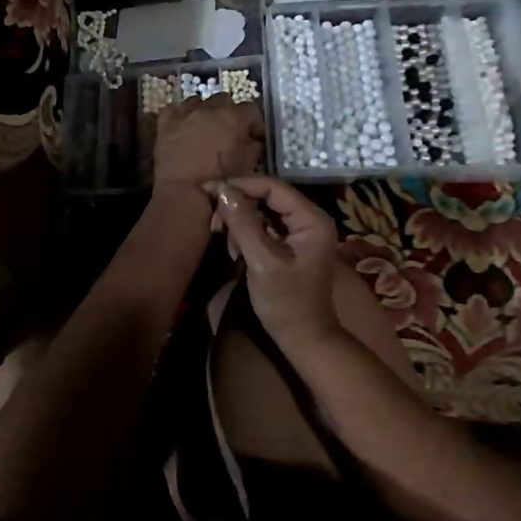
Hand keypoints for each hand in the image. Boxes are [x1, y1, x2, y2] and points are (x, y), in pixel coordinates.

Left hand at [153, 95, 263, 189]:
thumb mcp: (248, 164)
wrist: (183, 191)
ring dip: (203, 111)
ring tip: (204, 128)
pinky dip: (179, 116)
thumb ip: (254, 146)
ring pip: (197, 101)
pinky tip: (181, 126)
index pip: (251, 110)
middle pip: (224, 100)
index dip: (254, 123)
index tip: (254, 136)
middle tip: (227, 131)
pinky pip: (173, 110)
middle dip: (228, 113)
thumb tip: (253, 139)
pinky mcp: (165, 122)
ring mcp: (185, 113)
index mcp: (233, 117)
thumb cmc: (220, 179)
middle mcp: (209, 108)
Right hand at [208, 175, 344, 350]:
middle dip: (237, 202)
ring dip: (238, 218)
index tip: (208, 189)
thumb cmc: (285, 302)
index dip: (240, 184)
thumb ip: (243, 223)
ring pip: (262, 209)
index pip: (273, 187)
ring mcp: (300, 232)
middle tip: (212, 218)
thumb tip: (222, 190)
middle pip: (267, 195)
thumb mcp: (262, 261)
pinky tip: (234, 247)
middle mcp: (309, 219)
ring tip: (221, 235)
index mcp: (311, 219)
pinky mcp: (289, 244)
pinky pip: (263, 225)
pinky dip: (245, 231)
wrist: (303, 336)